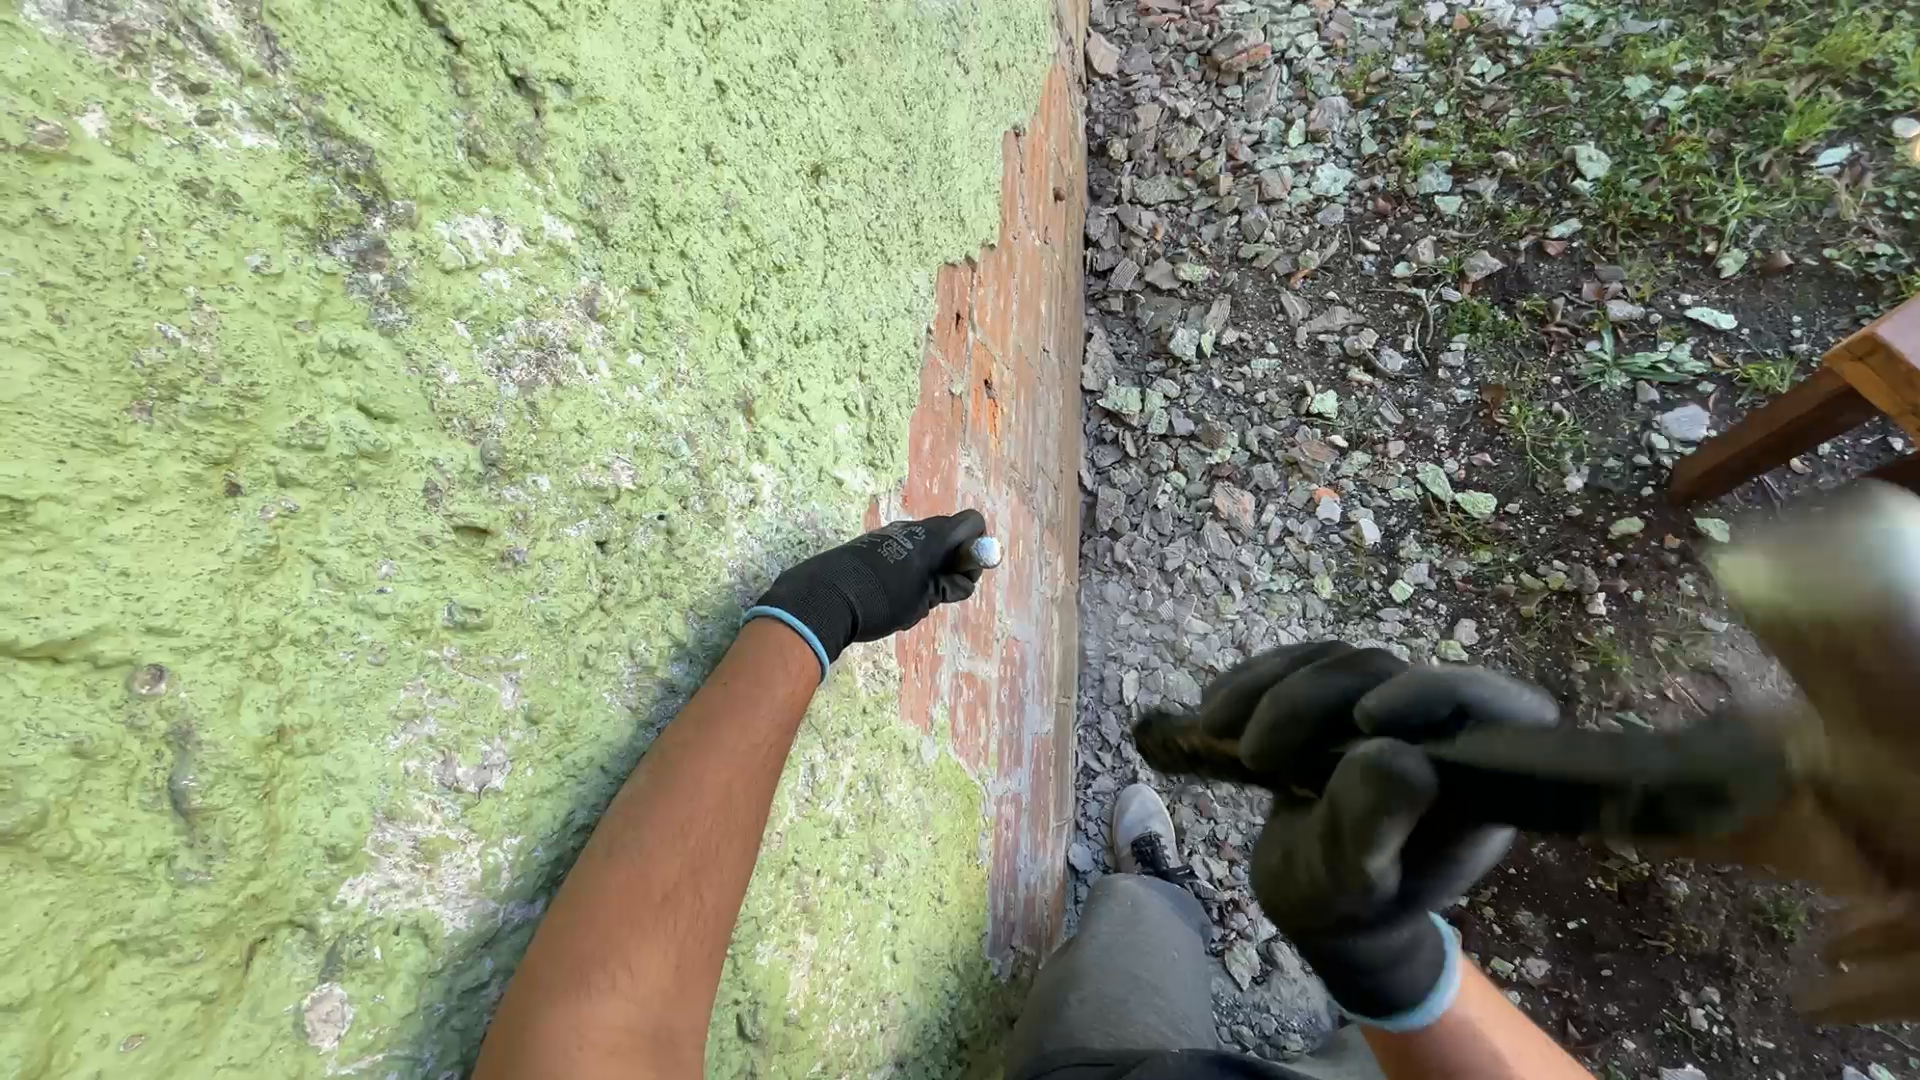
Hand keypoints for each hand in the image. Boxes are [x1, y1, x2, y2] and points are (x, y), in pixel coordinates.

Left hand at [749, 511, 986, 677]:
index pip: (972, 522)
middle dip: (953, 560)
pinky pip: (903, 550)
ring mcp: (890, 533)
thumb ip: (949, 586)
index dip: (976, 548)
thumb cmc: (881, 601)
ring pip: (925, 544)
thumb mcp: (923, 601)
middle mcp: (913, 528)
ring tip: (910, 597)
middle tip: (939, 592)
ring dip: (929, 566)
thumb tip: (964, 579)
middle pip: (949, 533)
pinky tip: (888, 593)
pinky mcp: (871, 543)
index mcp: (932, 537)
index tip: (962, 575)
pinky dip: (908, 566)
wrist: (822, 597)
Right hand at [1184, 642, 1557, 1026]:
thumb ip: (1373, 825)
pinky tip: (1212, 714)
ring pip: (1329, 660)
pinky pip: (1292, 664)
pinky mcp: (1329, 699)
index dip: (1438, 692)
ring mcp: (1376, 708)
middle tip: (1253, 755)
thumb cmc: (1343, 906)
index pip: (1497, 705)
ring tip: (1214, 731)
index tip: (1365, 720)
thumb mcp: (1352, 882)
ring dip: (1263, 688)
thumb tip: (1395, 754)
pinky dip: (1246, 682)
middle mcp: (1431, 730)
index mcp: (1471, 780)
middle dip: (1305, 702)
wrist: (1310, 896)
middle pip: (1380, 671)